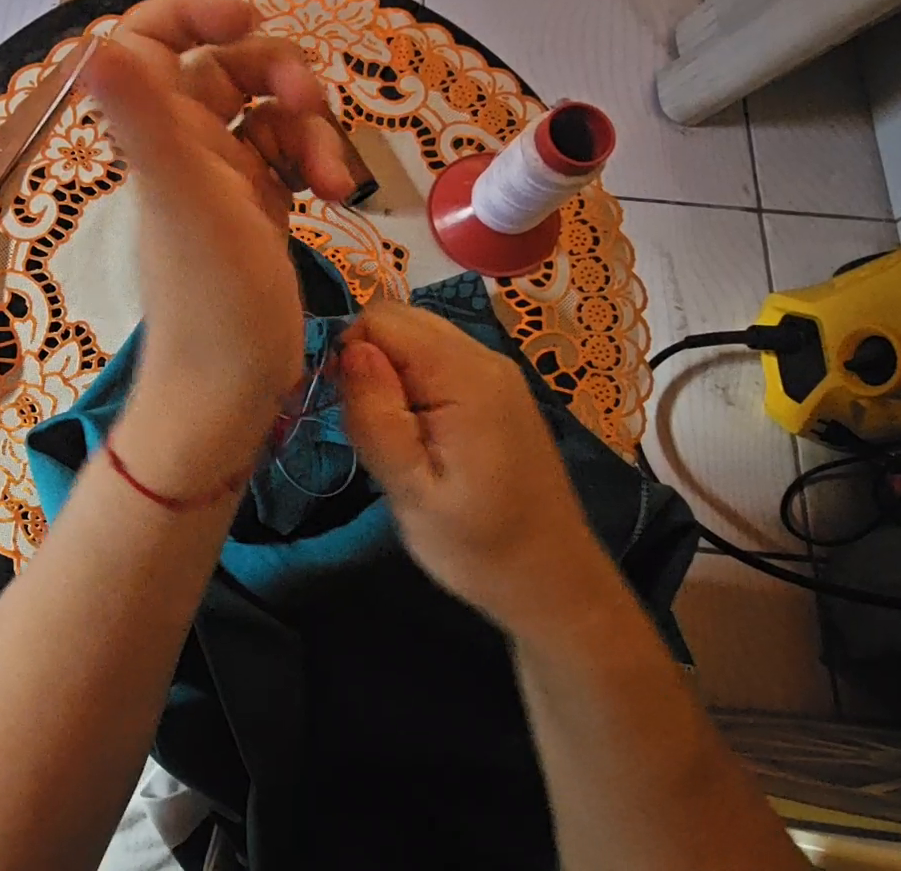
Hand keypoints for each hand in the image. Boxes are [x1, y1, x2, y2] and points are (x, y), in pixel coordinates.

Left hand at [81, 0, 355, 496]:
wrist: (230, 390)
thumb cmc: (213, 302)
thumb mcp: (187, 203)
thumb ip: (144, 121)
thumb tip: (93, 46)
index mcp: (155, 134)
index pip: (152, 39)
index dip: (191, 11)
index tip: (244, 17)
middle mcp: (182, 148)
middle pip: (227, 66)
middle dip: (278, 73)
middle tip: (307, 105)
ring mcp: (219, 179)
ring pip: (267, 112)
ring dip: (309, 128)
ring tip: (333, 181)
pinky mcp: (254, 210)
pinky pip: (285, 157)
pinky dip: (311, 161)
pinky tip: (330, 192)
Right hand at [338, 303, 607, 629]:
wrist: (551, 582)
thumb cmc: (477, 545)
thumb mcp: (410, 491)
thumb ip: (376, 415)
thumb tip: (349, 350)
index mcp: (465, 377)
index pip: (381, 319)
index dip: (350, 354)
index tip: (349, 411)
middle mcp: (483, 359)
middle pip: (399, 320)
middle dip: (366, 361)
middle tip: (370, 428)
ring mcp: (494, 374)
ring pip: (415, 338)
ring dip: (387, 374)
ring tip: (392, 436)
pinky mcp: (495, 392)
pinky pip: (436, 361)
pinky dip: (410, 384)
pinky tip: (417, 436)